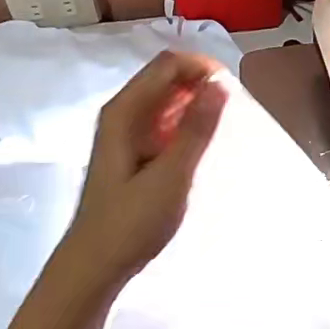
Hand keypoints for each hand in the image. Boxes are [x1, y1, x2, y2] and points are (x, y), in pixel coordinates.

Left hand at [62, 51, 229, 279]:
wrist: (96, 263)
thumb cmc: (132, 222)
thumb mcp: (171, 175)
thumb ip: (195, 128)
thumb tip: (219, 84)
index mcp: (124, 111)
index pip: (167, 65)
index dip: (202, 67)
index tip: (234, 88)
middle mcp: (121, 113)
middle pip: (164, 77)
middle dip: (199, 83)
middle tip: (231, 109)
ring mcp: (124, 132)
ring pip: (164, 100)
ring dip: (193, 104)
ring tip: (221, 126)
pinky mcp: (130, 151)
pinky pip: (160, 122)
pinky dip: (182, 124)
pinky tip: (199, 144)